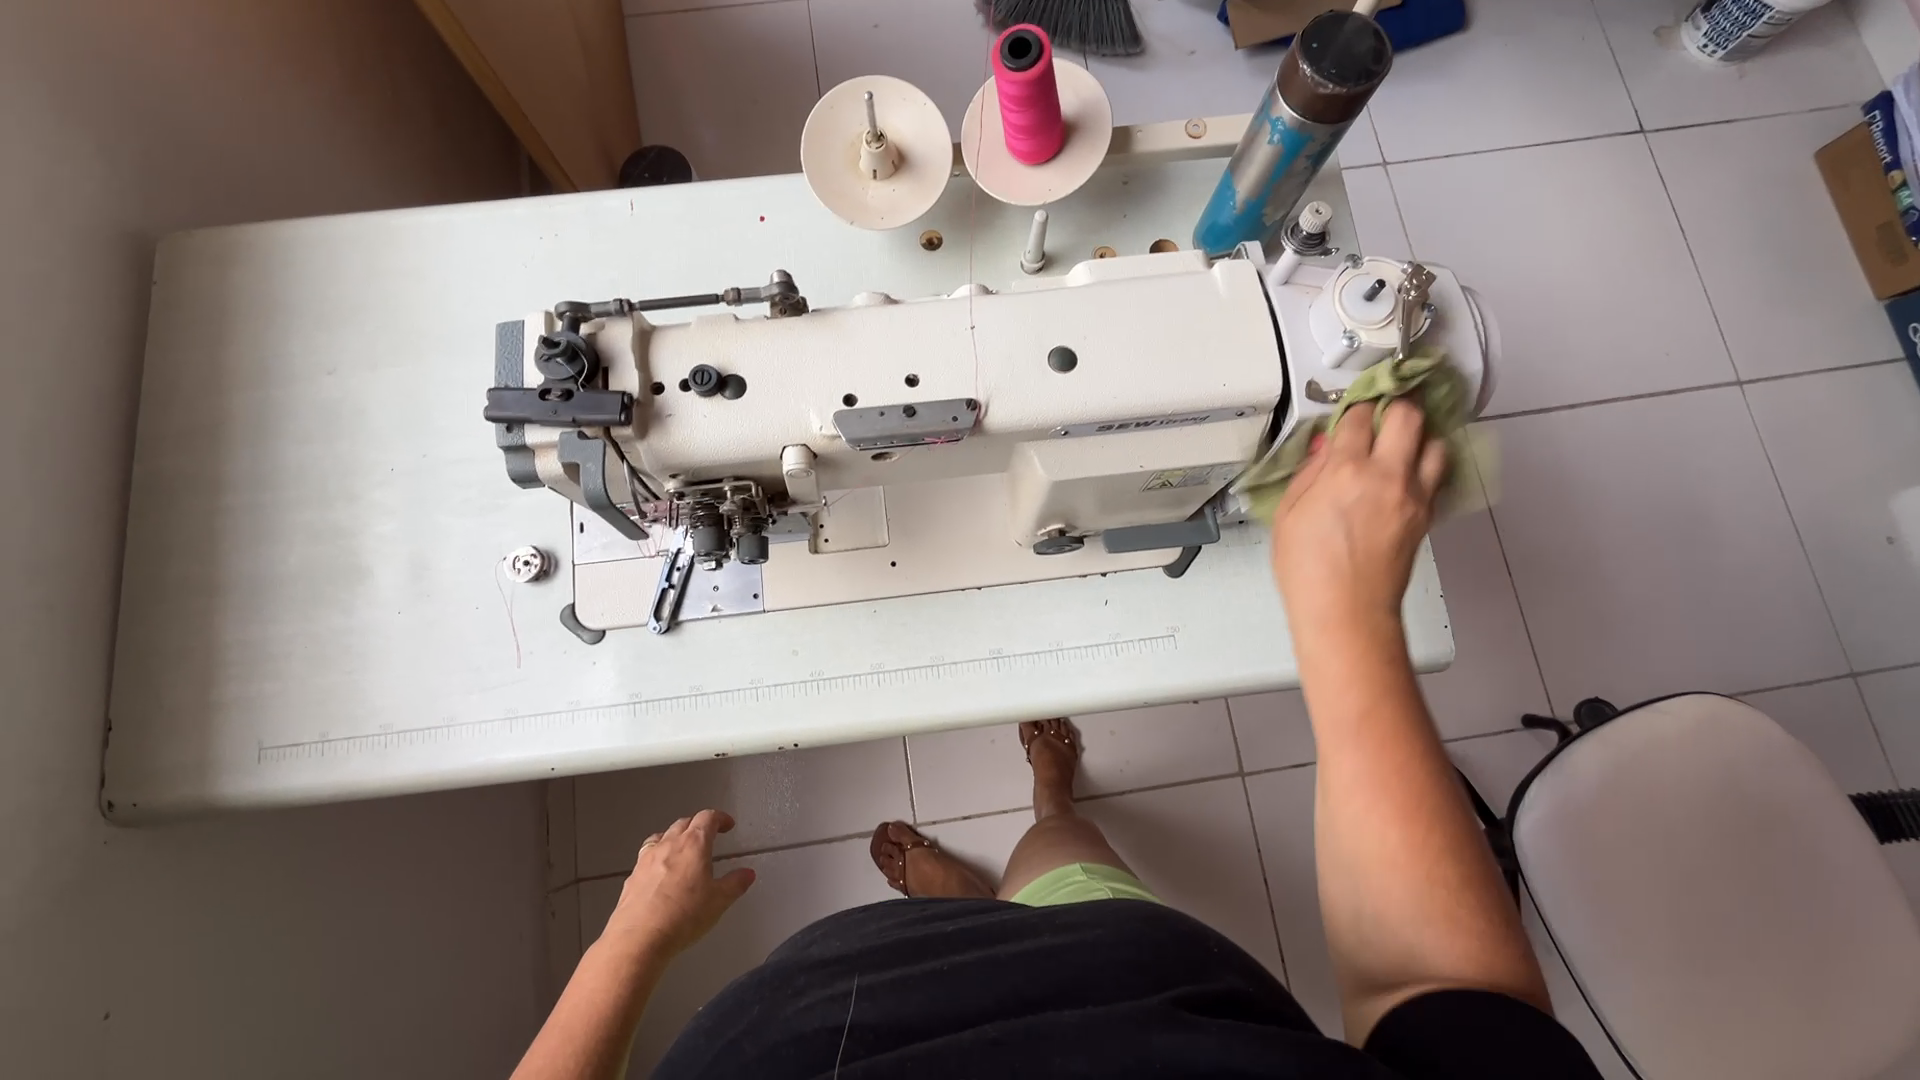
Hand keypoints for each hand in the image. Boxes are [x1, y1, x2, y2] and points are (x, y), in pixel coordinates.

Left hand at [604, 809, 755, 960]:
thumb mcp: (719, 901)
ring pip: (661, 836)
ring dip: (674, 837)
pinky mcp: (631, 878)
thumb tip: (747, 874)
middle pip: (684, 823)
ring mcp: (646, 860)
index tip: (727, 824)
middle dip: (698, 825)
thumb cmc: (682, 916)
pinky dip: (657, 857)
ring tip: (682, 849)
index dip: (720, 818)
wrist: (638, 939)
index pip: (708, 818)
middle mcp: (668, 845)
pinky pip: (646, 857)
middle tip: (708, 834)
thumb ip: (735, 884)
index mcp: (694, 844)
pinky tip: (660, 874)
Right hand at [1270, 401, 1447, 633]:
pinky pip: (1438, 475)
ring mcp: (1414, 495)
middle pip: (1409, 416)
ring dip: (1420, 435)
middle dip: (1397, 406)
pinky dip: (1427, 464)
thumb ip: (1309, 473)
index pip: (1361, 417)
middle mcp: (1388, 475)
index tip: (1351, 410)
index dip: (1355, 408)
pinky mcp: (1427, 515)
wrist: (1345, 610)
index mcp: (1346, 471)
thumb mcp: (1289, 514)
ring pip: (1436, 442)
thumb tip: (1325, 449)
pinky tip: (1409, 471)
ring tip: (1402, 441)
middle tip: (1384, 410)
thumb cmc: (1307, 568)